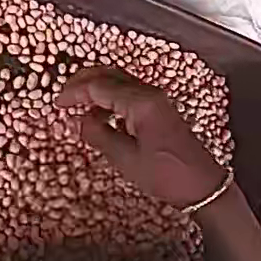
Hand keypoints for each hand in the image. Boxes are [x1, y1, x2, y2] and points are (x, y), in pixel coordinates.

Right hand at [56, 67, 226, 208]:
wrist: (202, 185)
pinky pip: (130, 95)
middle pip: (110, 75)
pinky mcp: (160, 110)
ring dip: (97, 90)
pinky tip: (102, 118)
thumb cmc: (166, 175)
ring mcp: (157, 101)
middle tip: (64, 96)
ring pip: (120, 83)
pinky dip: (111, 100)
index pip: (99, 86)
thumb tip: (79, 121)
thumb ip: (99, 135)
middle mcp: (150, 94)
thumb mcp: (126, 159)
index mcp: (141, 103)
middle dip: (84, 82)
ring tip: (78, 108)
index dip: (75, 92)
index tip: (58, 103)